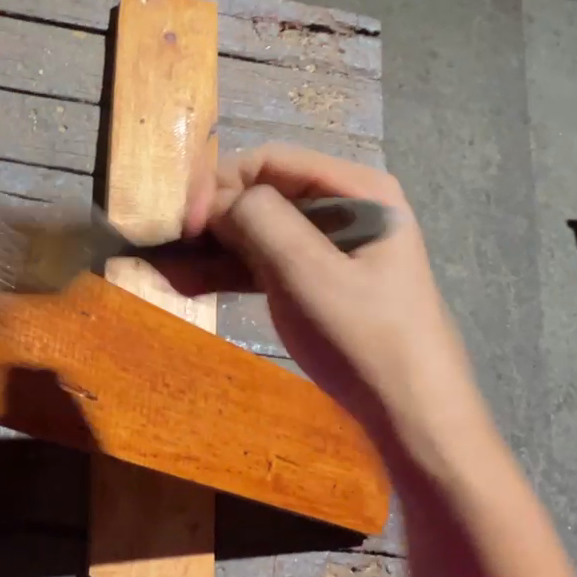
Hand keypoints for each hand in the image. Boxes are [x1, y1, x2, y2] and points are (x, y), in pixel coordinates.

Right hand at [184, 145, 484, 448]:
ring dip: (213, 250)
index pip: (271, 162)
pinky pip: (267, 265)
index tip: (182, 222)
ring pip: (259, 234)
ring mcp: (333, 248)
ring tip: (166, 269)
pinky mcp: (320, 282)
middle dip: (212, 219)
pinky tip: (190, 284)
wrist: (411, 414)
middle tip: (165, 247)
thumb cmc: (364, 337)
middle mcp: (346, 208)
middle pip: (263, 195)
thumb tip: (215, 200)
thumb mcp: (308, 273)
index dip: (220, 183)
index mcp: (359, 190)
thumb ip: (259, 221)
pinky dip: (231, 273)